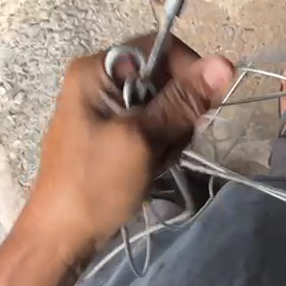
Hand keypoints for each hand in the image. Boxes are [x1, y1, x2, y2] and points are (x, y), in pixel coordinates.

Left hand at [19, 35, 234, 263]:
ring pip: (163, 107)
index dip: (188, 71)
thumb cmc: (95, 183)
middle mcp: (99, 81)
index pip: (160, 48)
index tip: (202, 106)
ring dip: (169, 135)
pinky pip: (151, 128)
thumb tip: (224, 62)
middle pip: (164, 78)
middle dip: (176, 112)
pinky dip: (158, 147)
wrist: (61, 237)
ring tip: (153, 162)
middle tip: (163, 145)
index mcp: (96, 69)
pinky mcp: (112, 134)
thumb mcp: (142, 139)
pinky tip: (149, 168)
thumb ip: (182, 100)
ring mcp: (104, 109)